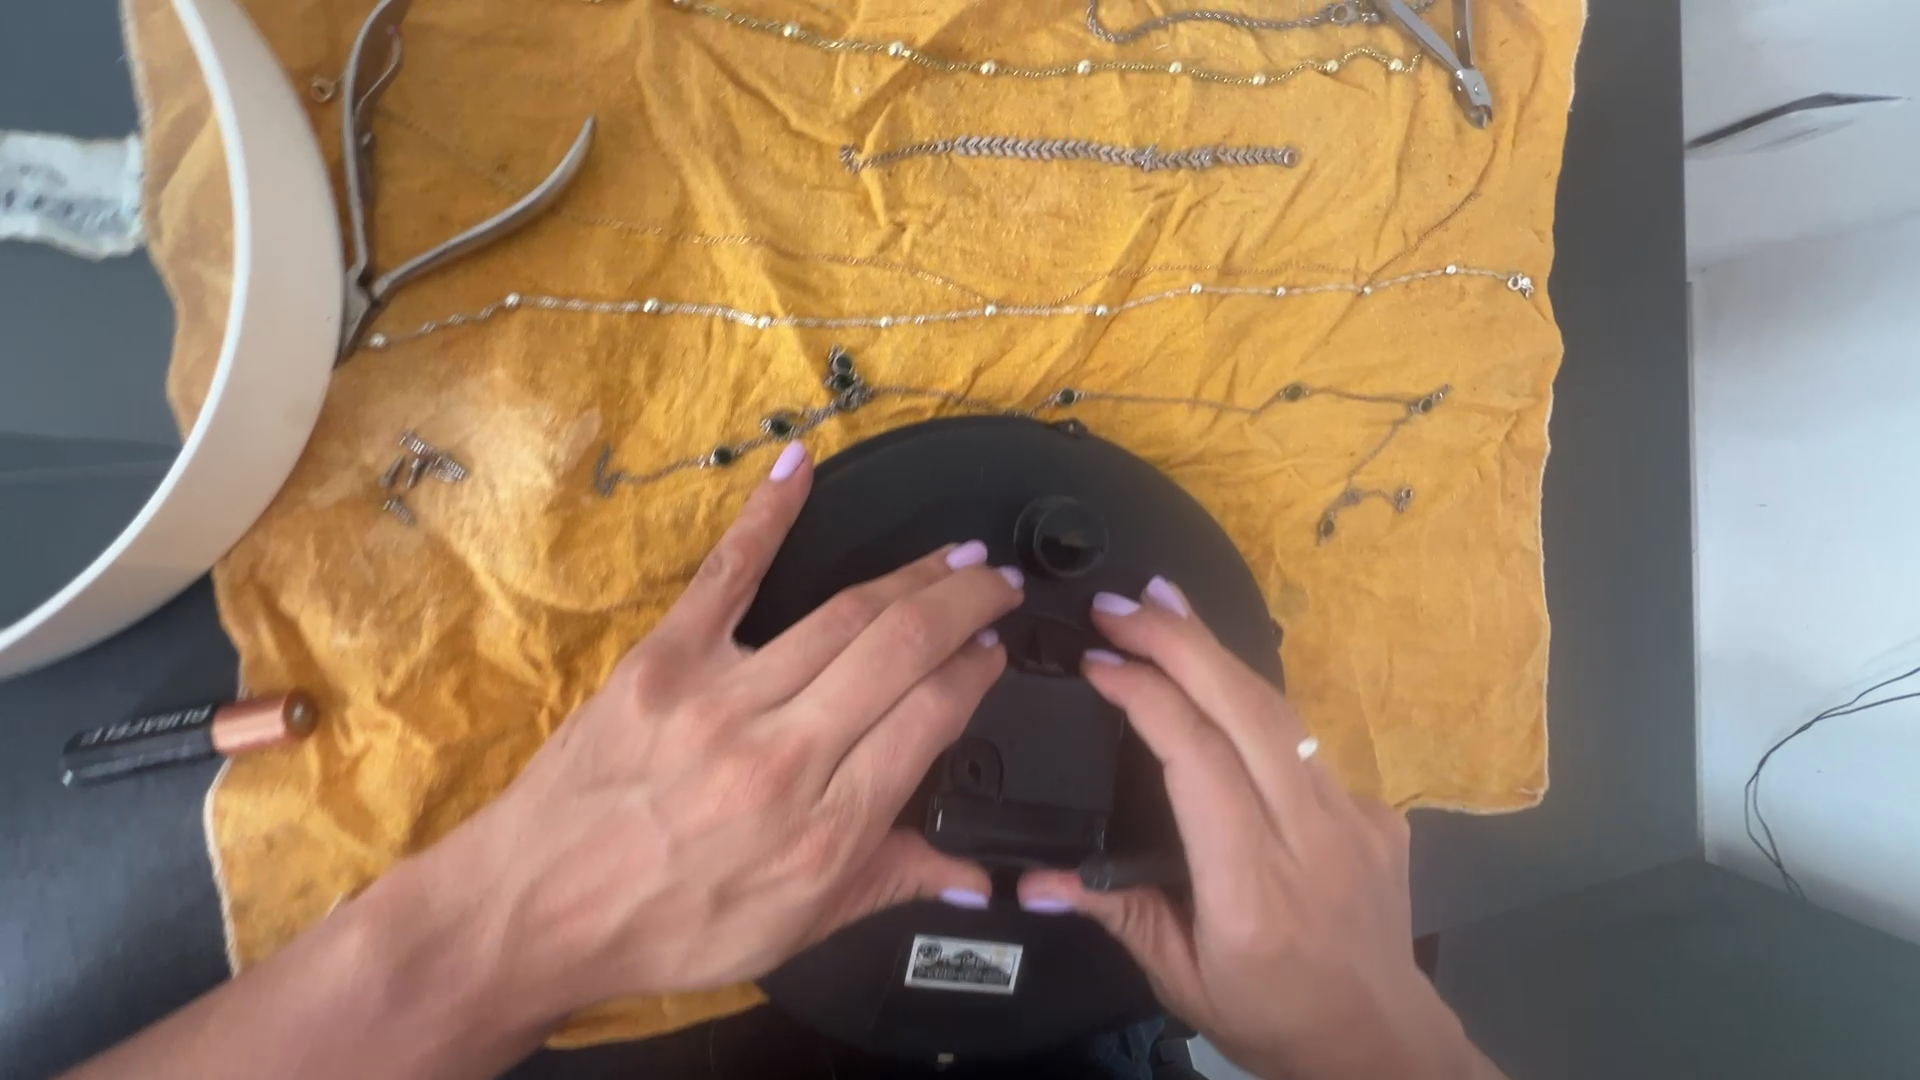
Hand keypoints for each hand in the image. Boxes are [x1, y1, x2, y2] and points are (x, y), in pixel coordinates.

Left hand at [437, 442, 1021, 1019]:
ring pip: (843, 613)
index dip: (975, 670)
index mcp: (825, 826)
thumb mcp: (796, 930)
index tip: (992, 649)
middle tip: (998, 581)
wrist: (533, 911)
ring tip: (956, 556)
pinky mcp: (665, 659)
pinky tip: (802, 467)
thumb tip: (978, 877)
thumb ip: (893, 885)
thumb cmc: (673, 922)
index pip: (931, 716)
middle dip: (965, 604)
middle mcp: (783, 754)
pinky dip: (768, 515)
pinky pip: (729, 574)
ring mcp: (721, 696)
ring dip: (912, 576)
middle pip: (900, 649)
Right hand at [1018, 579, 1494, 1079]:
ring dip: (1213, 647)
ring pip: (1277, 708)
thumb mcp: (1178, 976)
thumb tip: (1030, 879)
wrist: (1385, 1047)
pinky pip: (1298, 732)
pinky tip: (1210, 665)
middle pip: (1246, 711)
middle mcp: (1310, 837)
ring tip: (1162, 601)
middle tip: (1119, 603)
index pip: (1199, 762)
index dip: (1147, 697)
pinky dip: (1245, 687)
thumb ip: (1111, 910)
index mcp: (1251, 886)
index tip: (1099, 660)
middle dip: (1177, 642)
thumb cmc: (1270, 1013)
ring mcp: (1353, 814)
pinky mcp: (1374, 806)